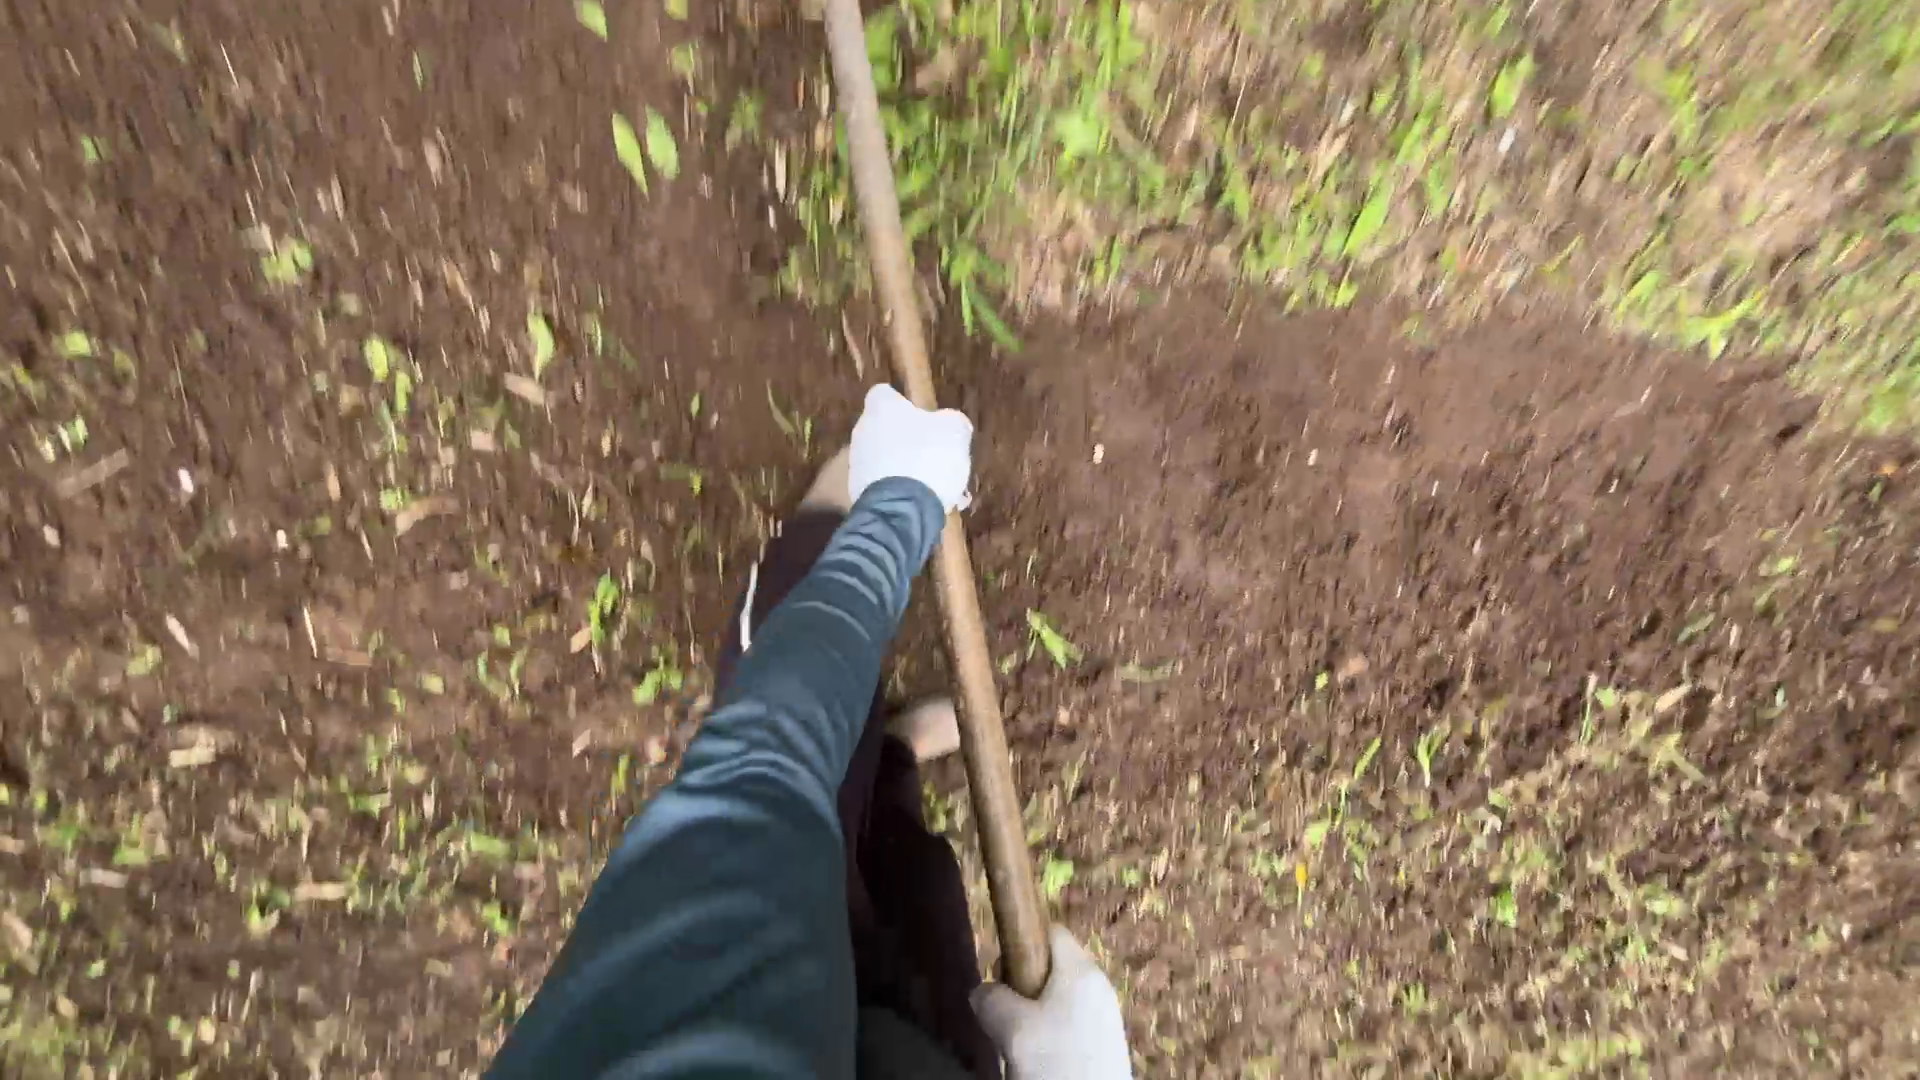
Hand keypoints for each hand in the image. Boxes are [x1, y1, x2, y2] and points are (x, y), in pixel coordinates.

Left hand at [847, 384, 973, 511]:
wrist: (902, 509)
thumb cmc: (928, 458)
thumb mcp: (955, 431)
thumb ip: (952, 421)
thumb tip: (950, 424)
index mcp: (881, 409)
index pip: (885, 394)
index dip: (904, 403)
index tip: (923, 416)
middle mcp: (863, 432)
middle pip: (887, 430)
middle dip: (911, 442)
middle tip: (938, 456)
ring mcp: (858, 464)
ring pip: (889, 462)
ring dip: (910, 471)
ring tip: (940, 489)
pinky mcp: (859, 493)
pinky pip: (887, 487)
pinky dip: (904, 493)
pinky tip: (927, 505)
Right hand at [971, 927, 1131, 1079]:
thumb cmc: (1057, 1065)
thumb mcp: (1013, 1030)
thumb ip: (991, 1000)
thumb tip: (982, 992)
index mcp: (1082, 970)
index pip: (1050, 930)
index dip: (1022, 942)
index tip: (1002, 973)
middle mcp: (1099, 985)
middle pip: (1052, 966)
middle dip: (1025, 986)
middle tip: (1008, 1017)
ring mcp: (1106, 1017)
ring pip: (1058, 999)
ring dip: (1035, 1017)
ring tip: (1022, 1047)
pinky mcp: (1106, 1046)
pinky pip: (1071, 1025)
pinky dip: (1052, 1037)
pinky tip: (1041, 1064)